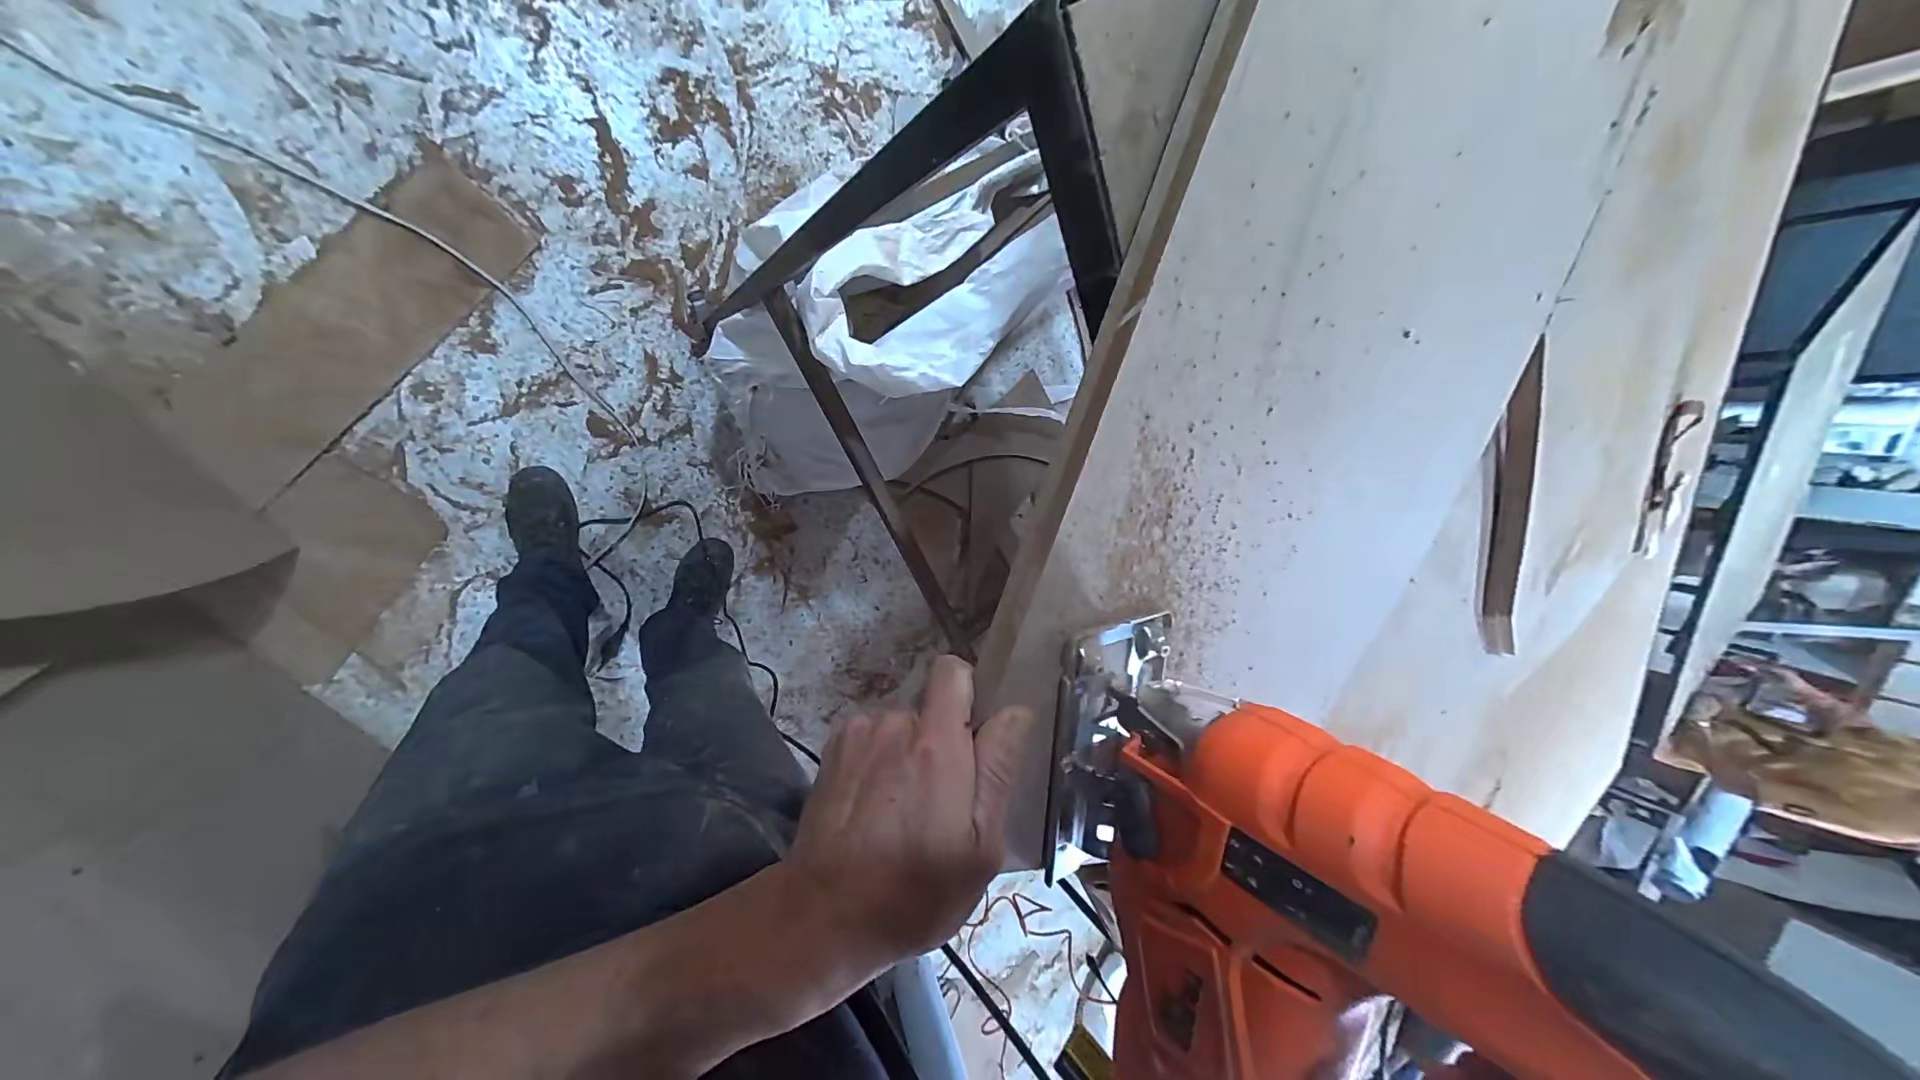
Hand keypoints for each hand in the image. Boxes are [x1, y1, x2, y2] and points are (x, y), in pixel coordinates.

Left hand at [784, 655, 1035, 968]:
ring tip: (902, 810)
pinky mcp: (832, 750)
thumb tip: (1015, 712)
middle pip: (929, 707)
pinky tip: (873, 806)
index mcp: (936, 743)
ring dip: (907, 751)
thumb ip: (998, 770)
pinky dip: (878, 759)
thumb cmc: (915, 892)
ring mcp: (857, 735)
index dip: (968, 694)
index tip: (974, 737)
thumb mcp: (980, 847)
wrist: (823, 915)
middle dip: (941, 738)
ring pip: (900, 725)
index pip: (953, 672)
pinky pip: (871, 738)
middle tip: (941, 798)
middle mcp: (894, 724)